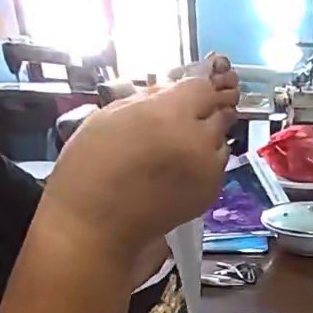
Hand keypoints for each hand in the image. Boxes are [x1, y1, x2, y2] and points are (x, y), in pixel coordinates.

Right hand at [40, 64, 236, 261]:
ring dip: (208, 135)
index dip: (200, 84)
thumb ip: (146, 98)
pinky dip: (205, 160)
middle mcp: (198, 139)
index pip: (205, 87)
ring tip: (178, 144)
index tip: (196, 85)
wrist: (97, 227)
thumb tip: (170, 90)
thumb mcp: (107, 117)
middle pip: (221, 110)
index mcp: (170, 114)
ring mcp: (208, 168)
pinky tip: (179, 167)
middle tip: (188, 113)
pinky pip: (216, 165)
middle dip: (207, 108)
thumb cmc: (89, 169)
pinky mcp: (211, 192)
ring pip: (222, 139)